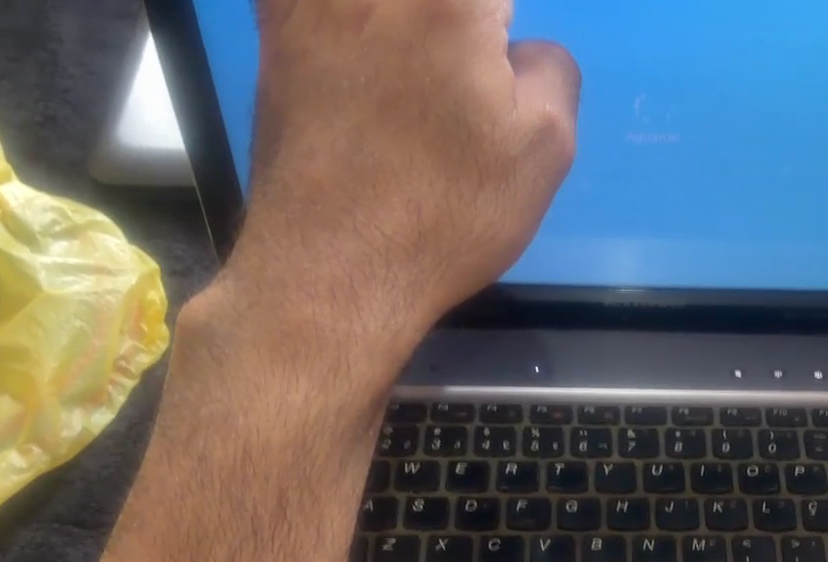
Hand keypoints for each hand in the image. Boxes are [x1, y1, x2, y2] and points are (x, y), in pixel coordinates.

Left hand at [201, 0, 579, 395]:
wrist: (338, 269)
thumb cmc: (450, 214)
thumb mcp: (545, 151)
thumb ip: (552, 71)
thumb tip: (518, 49)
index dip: (501, 32)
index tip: (503, 66)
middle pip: (442, 4)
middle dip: (466, 27)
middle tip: (474, 74)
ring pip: (386, 10)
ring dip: (413, 33)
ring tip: (424, 91)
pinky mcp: (275, 30)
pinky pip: (315, 2)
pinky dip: (351, 22)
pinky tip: (364, 51)